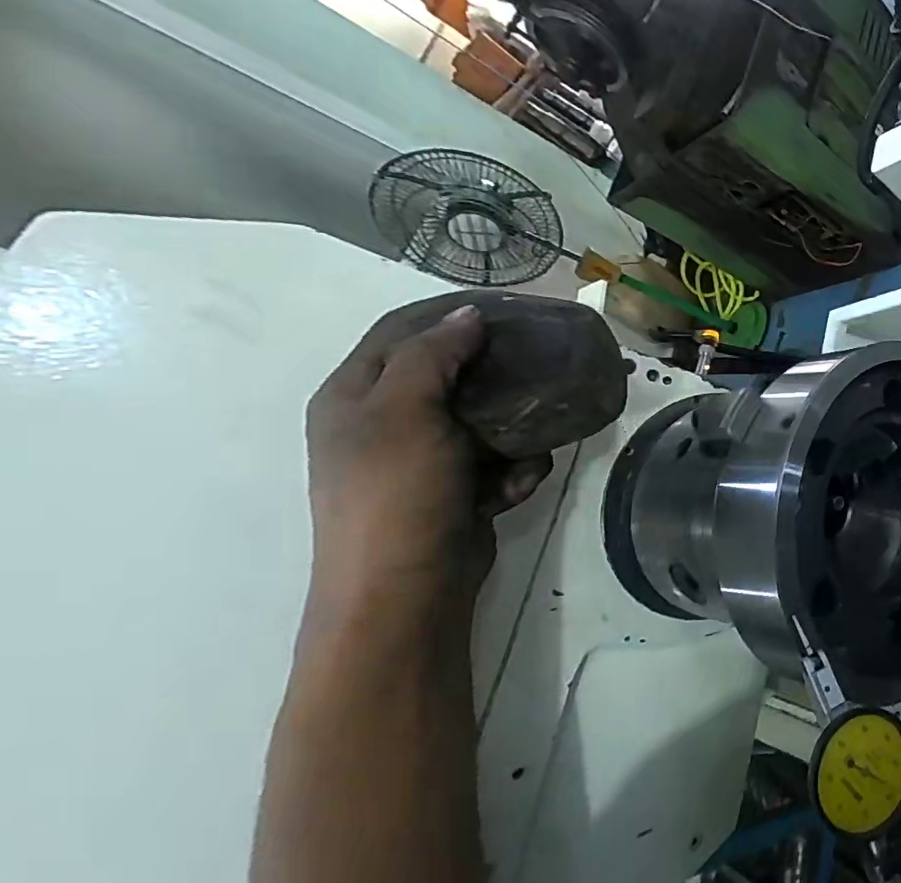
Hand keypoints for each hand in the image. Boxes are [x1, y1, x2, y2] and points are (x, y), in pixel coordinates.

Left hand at [305, 304, 552, 605]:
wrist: (407, 590)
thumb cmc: (395, 493)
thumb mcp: (403, 413)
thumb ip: (432, 356)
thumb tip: (469, 315)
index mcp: (356, 396)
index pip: (403, 330)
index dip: (452, 313)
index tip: (512, 309)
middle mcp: (388, 421)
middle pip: (453, 371)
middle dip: (499, 372)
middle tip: (544, 362)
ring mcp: (425, 457)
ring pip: (487, 417)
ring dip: (515, 432)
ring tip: (526, 451)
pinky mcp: (459, 486)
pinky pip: (500, 459)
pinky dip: (515, 471)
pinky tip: (515, 489)